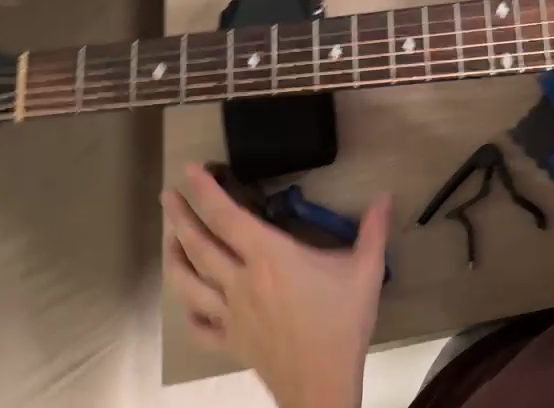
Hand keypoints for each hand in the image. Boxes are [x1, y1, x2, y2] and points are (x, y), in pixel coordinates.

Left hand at [163, 165, 390, 407]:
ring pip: (189, 283)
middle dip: (179, 217)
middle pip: (199, 245)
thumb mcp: (366, 270)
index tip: (189, 170)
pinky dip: (188, 312)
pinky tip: (188, 303)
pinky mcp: (230, 342)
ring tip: (169, 238)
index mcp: (269, 257)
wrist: (322, 383)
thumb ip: (373, 230)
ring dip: (174, 258)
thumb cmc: (341, 322)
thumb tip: (386, 195)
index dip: (206, 191)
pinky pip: (199, 326)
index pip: (227, 217)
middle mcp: (241, 281)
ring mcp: (230, 314)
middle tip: (167, 195)